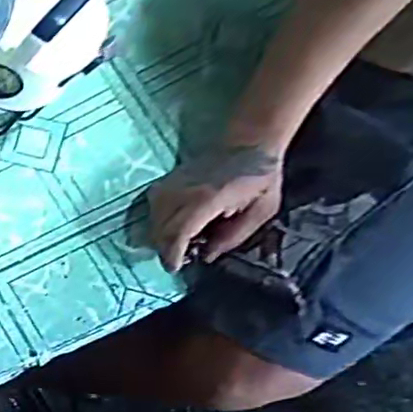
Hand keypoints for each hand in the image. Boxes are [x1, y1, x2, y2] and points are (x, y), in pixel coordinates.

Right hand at [149, 143, 284, 271]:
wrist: (245, 143)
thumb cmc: (258, 178)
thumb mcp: (262, 210)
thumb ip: (234, 236)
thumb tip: (206, 256)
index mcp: (207, 200)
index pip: (178, 233)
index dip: (173, 255)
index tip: (175, 268)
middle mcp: (180, 195)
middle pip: (159, 233)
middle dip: (167, 250)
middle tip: (182, 256)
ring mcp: (166, 189)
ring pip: (151, 225)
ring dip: (162, 238)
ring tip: (182, 240)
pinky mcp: (159, 188)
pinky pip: (150, 215)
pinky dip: (158, 225)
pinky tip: (176, 224)